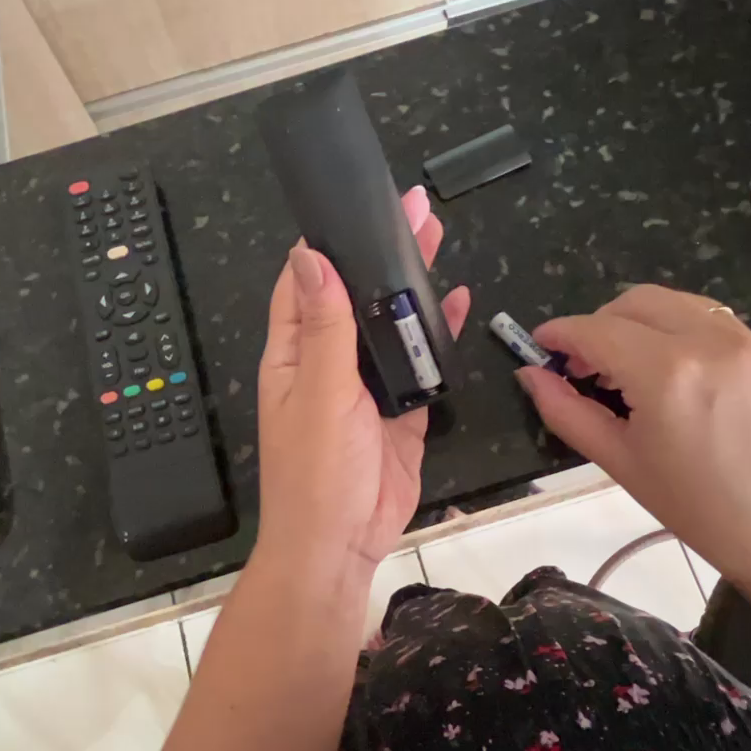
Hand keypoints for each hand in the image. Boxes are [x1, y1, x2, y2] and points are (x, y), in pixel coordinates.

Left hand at [256, 187, 470, 572]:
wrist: (342, 544)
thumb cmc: (318, 471)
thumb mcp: (320, 393)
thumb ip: (323, 327)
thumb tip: (310, 256)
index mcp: (294, 353)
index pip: (306, 284)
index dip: (327, 245)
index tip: (352, 205)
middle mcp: (328, 363)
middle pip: (355, 297)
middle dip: (378, 254)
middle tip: (413, 210)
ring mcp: (365, 387)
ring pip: (390, 326)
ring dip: (410, 287)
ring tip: (436, 239)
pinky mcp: (399, 411)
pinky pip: (419, 364)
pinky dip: (436, 333)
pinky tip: (456, 301)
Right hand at [515, 285, 750, 581]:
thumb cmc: (704, 512)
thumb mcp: (623, 464)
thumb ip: (568, 413)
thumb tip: (531, 376)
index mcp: (667, 373)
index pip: (596, 330)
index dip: (560, 334)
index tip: (540, 346)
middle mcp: (708, 341)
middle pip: (633, 302)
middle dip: (597, 323)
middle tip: (583, 365)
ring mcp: (748, 342)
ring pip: (674, 303)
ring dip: (637, 321)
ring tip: (627, 368)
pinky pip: (711, 321)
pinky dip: (677, 331)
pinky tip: (674, 376)